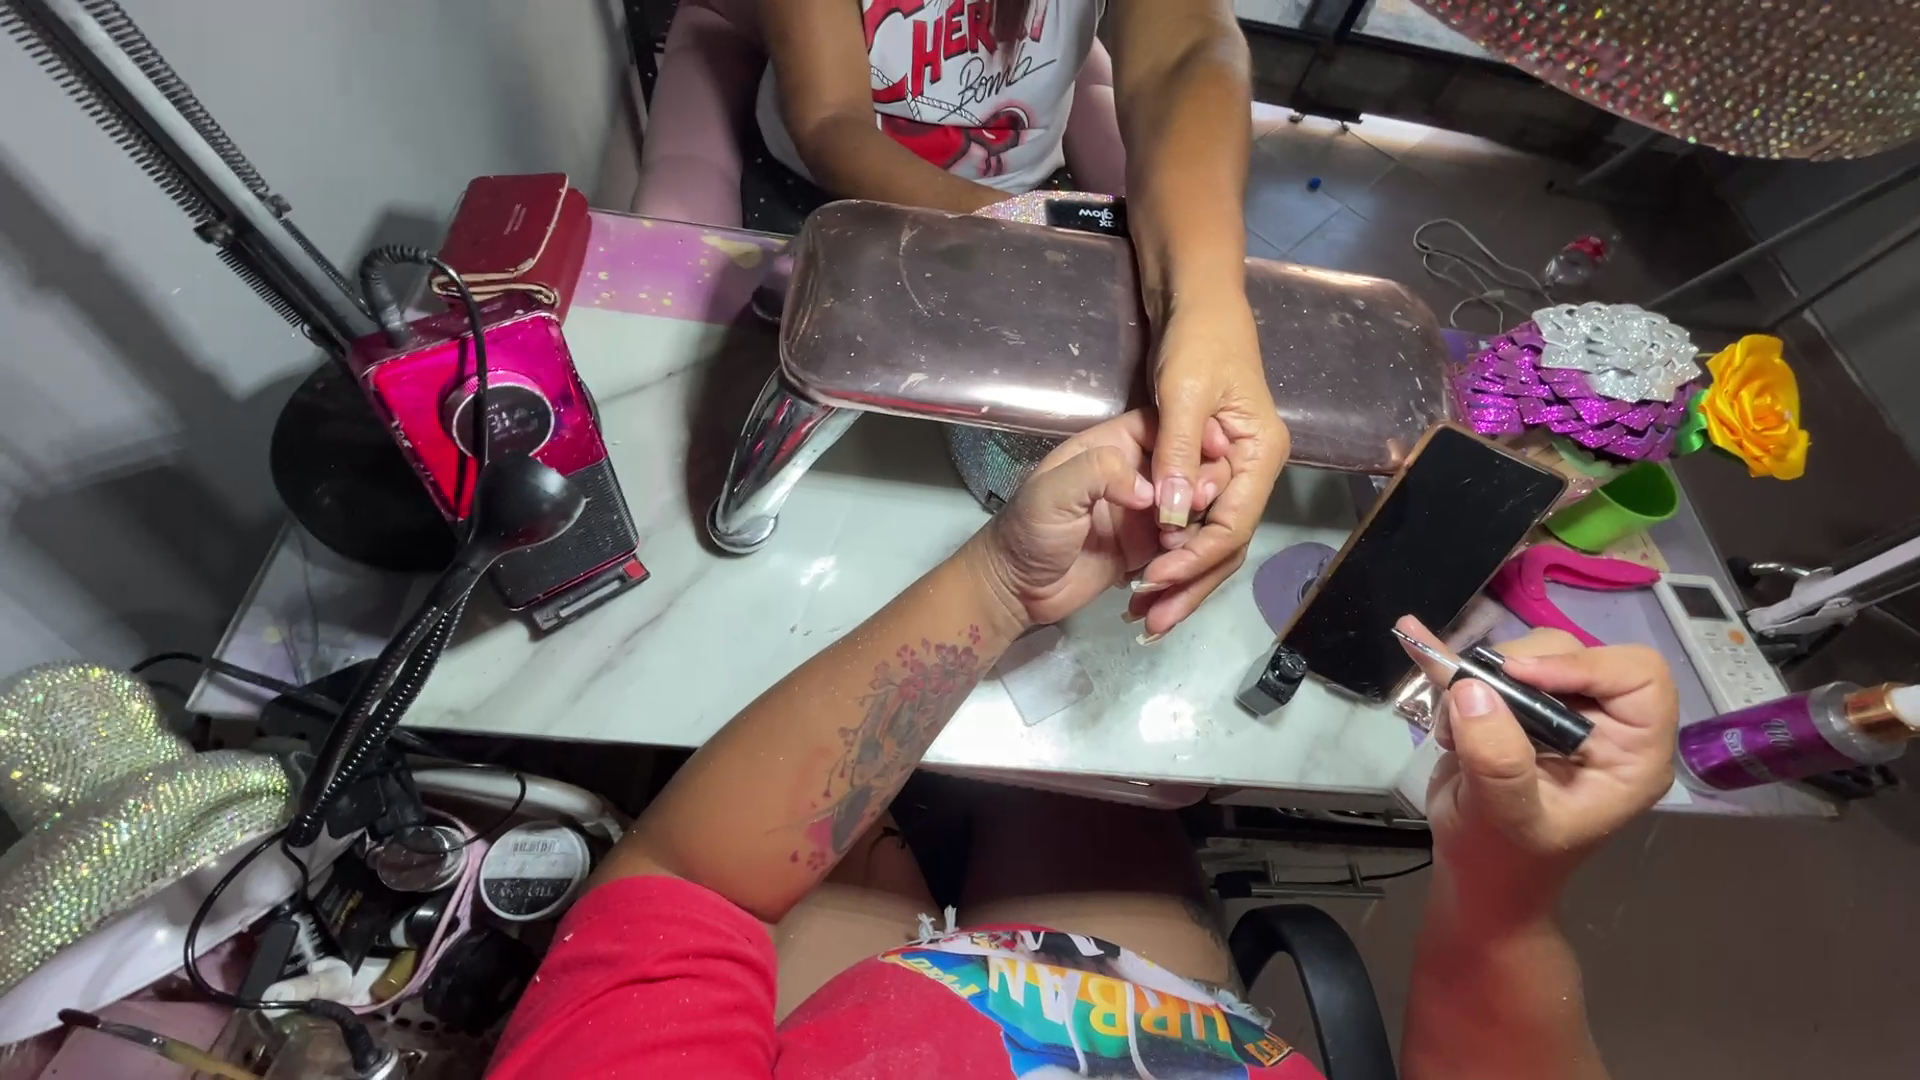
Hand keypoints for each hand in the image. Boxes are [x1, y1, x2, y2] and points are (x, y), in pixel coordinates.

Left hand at [968, 412, 1229, 629]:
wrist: (1017, 590)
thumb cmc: (1027, 531)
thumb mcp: (1053, 492)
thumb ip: (1098, 474)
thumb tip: (1151, 489)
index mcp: (1115, 446)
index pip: (1168, 427)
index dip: (1195, 438)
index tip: (1211, 457)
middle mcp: (1140, 475)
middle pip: (1194, 470)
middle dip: (1201, 493)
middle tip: (1182, 523)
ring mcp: (1150, 514)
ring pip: (1197, 514)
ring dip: (1195, 538)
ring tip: (1167, 562)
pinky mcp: (1154, 550)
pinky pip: (1187, 552)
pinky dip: (1187, 568)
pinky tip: (1164, 583)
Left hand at [1141, 296, 1289, 634]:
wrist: (1192, 308)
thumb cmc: (1193, 343)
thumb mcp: (1180, 395)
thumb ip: (1175, 455)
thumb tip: (1174, 519)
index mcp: (1257, 453)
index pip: (1234, 521)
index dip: (1196, 555)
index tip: (1157, 576)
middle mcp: (1248, 472)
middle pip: (1225, 544)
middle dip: (1189, 584)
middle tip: (1151, 621)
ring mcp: (1225, 477)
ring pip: (1209, 546)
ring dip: (1181, 583)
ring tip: (1148, 620)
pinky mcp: (1202, 478)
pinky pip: (1192, 531)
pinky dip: (1173, 559)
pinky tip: (1147, 587)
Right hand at [1396, 617, 1678, 920]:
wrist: (1474, 871)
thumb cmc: (1505, 857)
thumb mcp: (1506, 815)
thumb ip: (1497, 759)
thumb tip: (1472, 689)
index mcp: (1629, 753)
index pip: (1635, 677)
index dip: (1580, 666)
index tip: (1518, 679)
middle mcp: (1598, 725)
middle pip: (1570, 655)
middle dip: (1512, 671)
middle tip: (1470, 701)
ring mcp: (1550, 715)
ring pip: (1520, 657)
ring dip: (1474, 679)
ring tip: (1451, 727)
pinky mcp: (1506, 711)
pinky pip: (1480, 670)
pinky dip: (1445, 657)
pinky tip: (1414, 637)